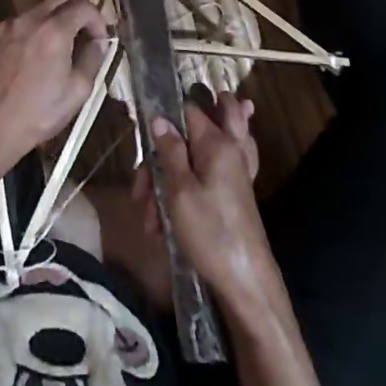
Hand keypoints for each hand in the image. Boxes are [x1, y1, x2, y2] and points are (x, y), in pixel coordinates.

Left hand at [0, 0, 107, 153]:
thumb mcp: (79, 89)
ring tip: (63, 47)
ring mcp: (8, 28)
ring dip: (57, 20)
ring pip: (40, 9)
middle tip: (85, 36)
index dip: (98, 19)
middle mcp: (30, 21)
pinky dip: (38, 29)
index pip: (83, 6)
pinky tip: (40, 55)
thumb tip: (98, 42)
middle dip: (78, 13)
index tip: (101, 40)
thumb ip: (92, 58)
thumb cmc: (40, 112)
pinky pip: (23, 23)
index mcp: (54, 30)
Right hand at [139, 94, 278, 309]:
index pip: (190, 111)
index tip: (144, 145)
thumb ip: (171, 151)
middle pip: (199, 126)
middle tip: (145, 185)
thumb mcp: (180, 191)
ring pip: (199, 155)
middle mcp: (231, 148)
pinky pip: (211, 172)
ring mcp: (236, 168)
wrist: (242, 273)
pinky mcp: (234, 189)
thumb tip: (160, 118)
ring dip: (169, 182)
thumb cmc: (209, 231)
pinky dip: (188, 186)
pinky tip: (170, 203)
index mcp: (219, 143)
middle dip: (166, 154)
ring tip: (152, 220)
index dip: (165, 121)